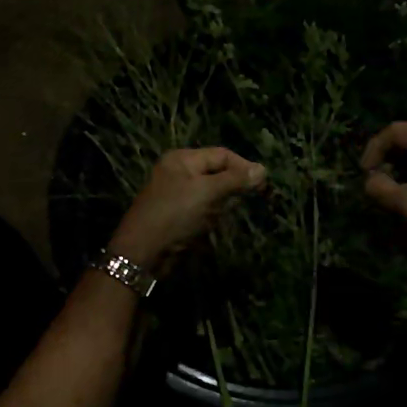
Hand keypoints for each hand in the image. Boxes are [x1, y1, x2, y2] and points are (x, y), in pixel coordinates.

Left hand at [108, 148, 266, 267]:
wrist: (143, 251)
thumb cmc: (174, 215)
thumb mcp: (207, 193)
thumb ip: (235, 180)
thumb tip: (263, 169)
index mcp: (182, 159)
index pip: (222, 155)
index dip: (244, 167)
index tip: (263, 184)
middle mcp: (179, 173)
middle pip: (217, 173)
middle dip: (233, 187)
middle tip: (250, 200)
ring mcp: (177, 195)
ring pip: (212, 194)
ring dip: (222, 205)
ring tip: (222, 216)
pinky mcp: (178, 216)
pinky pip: (203, 211)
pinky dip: (211, 217)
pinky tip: (211, 226)